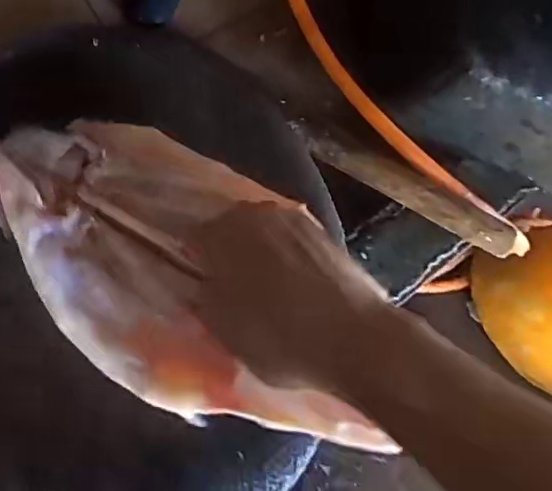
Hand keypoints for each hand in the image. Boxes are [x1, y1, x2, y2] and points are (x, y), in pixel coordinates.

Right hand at [192, 200, 391, 394]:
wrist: (358, 338)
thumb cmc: (282, 339)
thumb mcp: (228, 333)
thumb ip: (205, 301)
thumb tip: (201, 286)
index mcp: (220, 234)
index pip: (193, 237)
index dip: (194, 259)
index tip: (199, 279)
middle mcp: (250, 213)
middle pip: (227, 226)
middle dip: (226, 248)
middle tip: (231, 282)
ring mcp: (287, 215)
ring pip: (259, 228)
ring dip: (257, 246)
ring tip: (266, 281)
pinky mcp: (319, 226)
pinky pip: (288, 235)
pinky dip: (285, 250)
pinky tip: (294, 277)